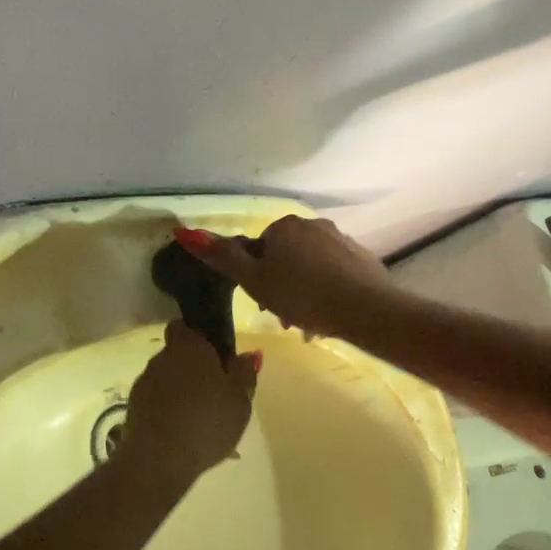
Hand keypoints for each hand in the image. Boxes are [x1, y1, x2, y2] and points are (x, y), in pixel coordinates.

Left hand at [117, 322, 256, 482]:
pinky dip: (169, 410)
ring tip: (202, 421)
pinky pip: (158, 401)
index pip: (185, 327)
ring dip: (182, 392)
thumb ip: (244, 373)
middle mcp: (162, 356)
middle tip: (215, 395)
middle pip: (178, 355)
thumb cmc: (207, 421)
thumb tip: (248, 353)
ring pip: (168, 379)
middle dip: (193, 370)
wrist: (160, 456)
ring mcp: (145, 380)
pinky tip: (185, 434)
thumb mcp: (240, 400)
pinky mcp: (134, 404)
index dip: (199, 339)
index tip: (216, 359)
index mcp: (188, 347)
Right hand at [178, 215, 390, 336]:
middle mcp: (312, 225)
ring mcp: (341, 240)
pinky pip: (337, 275)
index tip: (263, 303)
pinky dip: (330, 292)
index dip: (257, 276)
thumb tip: (183, 231)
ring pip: (312, 267)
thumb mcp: (253, 280)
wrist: (367, 310)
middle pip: (287, 256)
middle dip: (282, 284)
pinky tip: (330, 318)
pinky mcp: (364, 260)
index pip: (259, 248)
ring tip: (308, 325)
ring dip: (306, 290)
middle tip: (284, 319)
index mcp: (283, 226)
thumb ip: (221, 256)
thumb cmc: (301, 294)